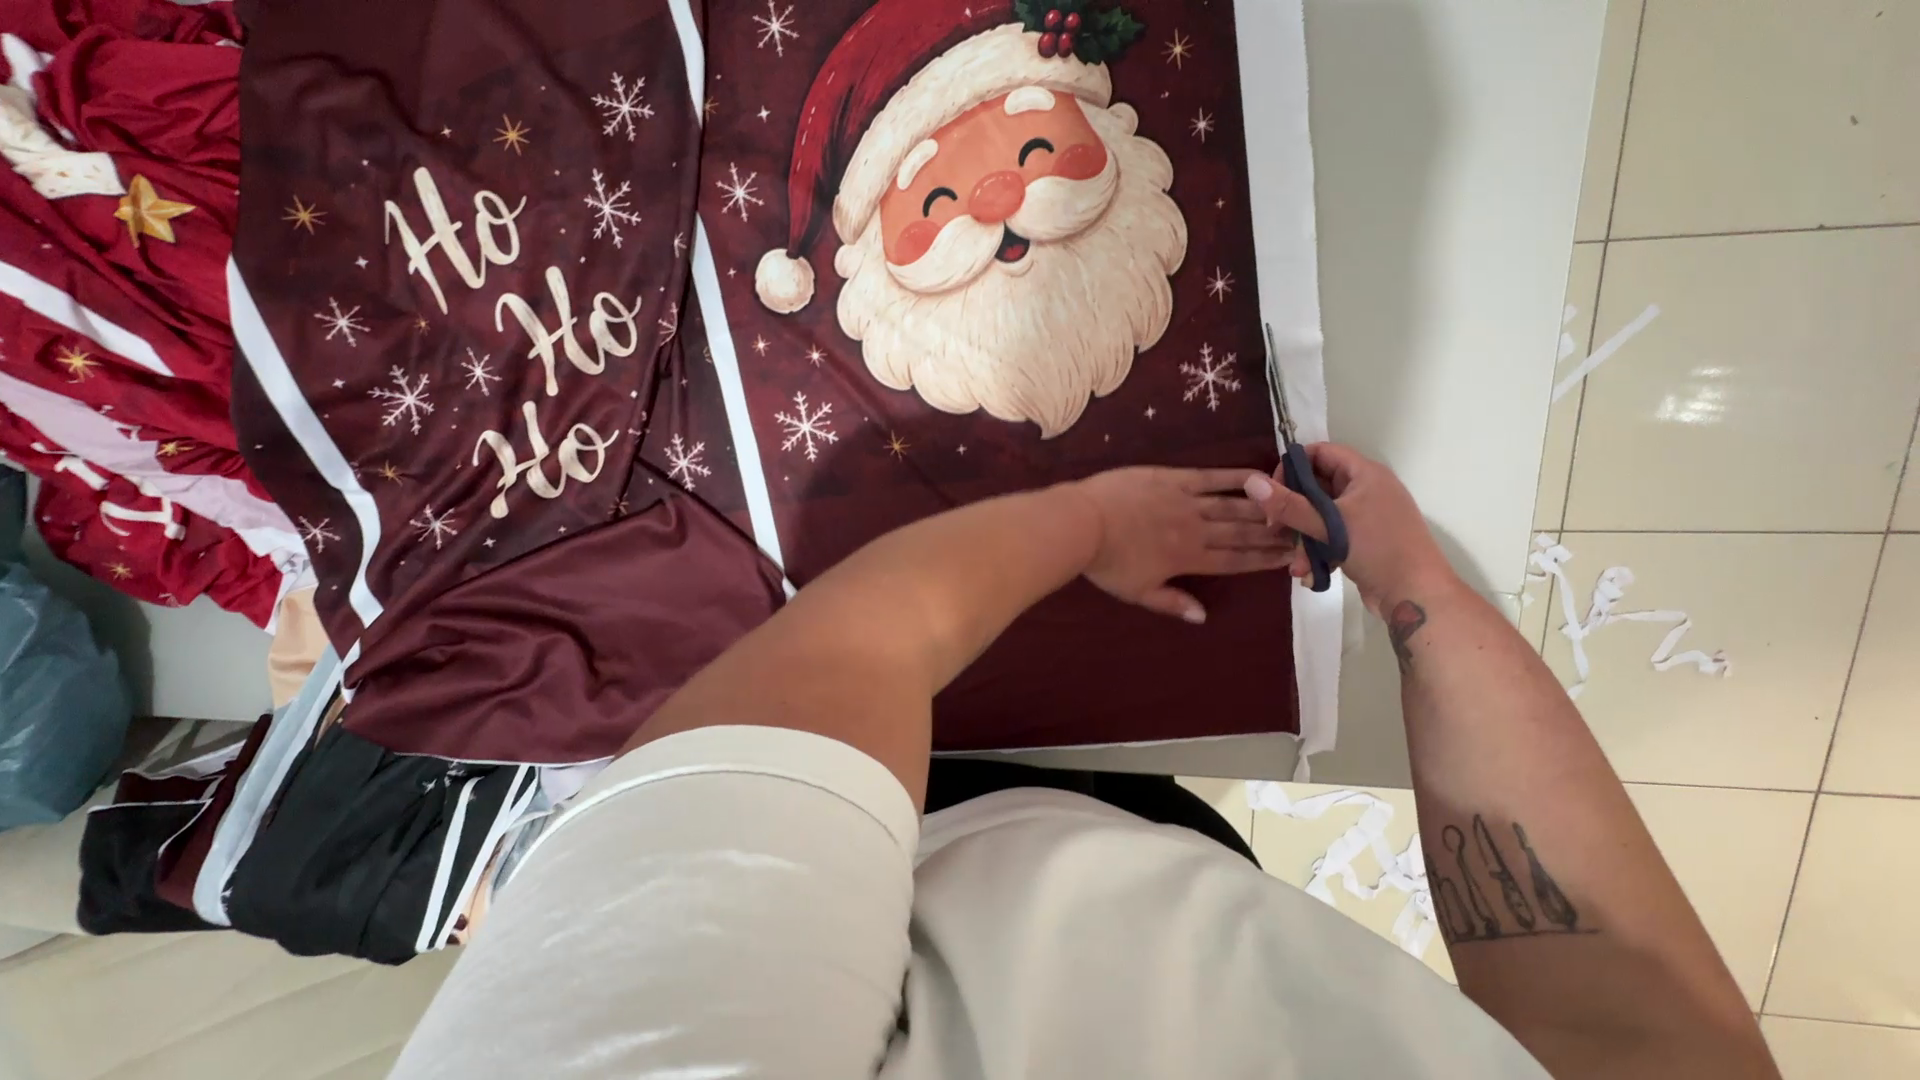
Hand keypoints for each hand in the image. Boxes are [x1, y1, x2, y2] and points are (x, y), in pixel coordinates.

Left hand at [1068, 467, 1293, 623]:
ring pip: (1233, 506)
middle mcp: (1195, 530)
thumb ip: (1172, 603)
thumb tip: (1203, 617)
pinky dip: (1235, 477)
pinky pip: (1211, 477)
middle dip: (1272, 534)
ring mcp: (1186, 502)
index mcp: (1188, 560)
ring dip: (1262, 508)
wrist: (1083, 523)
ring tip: (1288, 507)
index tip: (1288, 559)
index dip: (1262, 560)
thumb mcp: (1137, 592)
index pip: (1234, 561)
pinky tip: (1258, 475)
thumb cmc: (1106, 562)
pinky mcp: (1173, 478)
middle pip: (1241, 533)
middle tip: (1301, 532)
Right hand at [1241, 443, 1458, 615]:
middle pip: (1318, 486)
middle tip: (1276, 529)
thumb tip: (1251, 482)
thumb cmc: (1377, 549)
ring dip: (1304, 538)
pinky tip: (1310, 572)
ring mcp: (1368, 516)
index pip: (1320, 453)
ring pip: (1323, 516)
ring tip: (1296, 562)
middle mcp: (1367, 489)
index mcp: (1364, 474)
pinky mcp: (1366, 540)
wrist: (1417, 595)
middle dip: (1294, 510)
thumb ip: (1289, 505)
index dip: (1292, 467)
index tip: (1273, 494)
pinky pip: (1334, 536)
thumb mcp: (1328, 525)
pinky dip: (1319, 550)